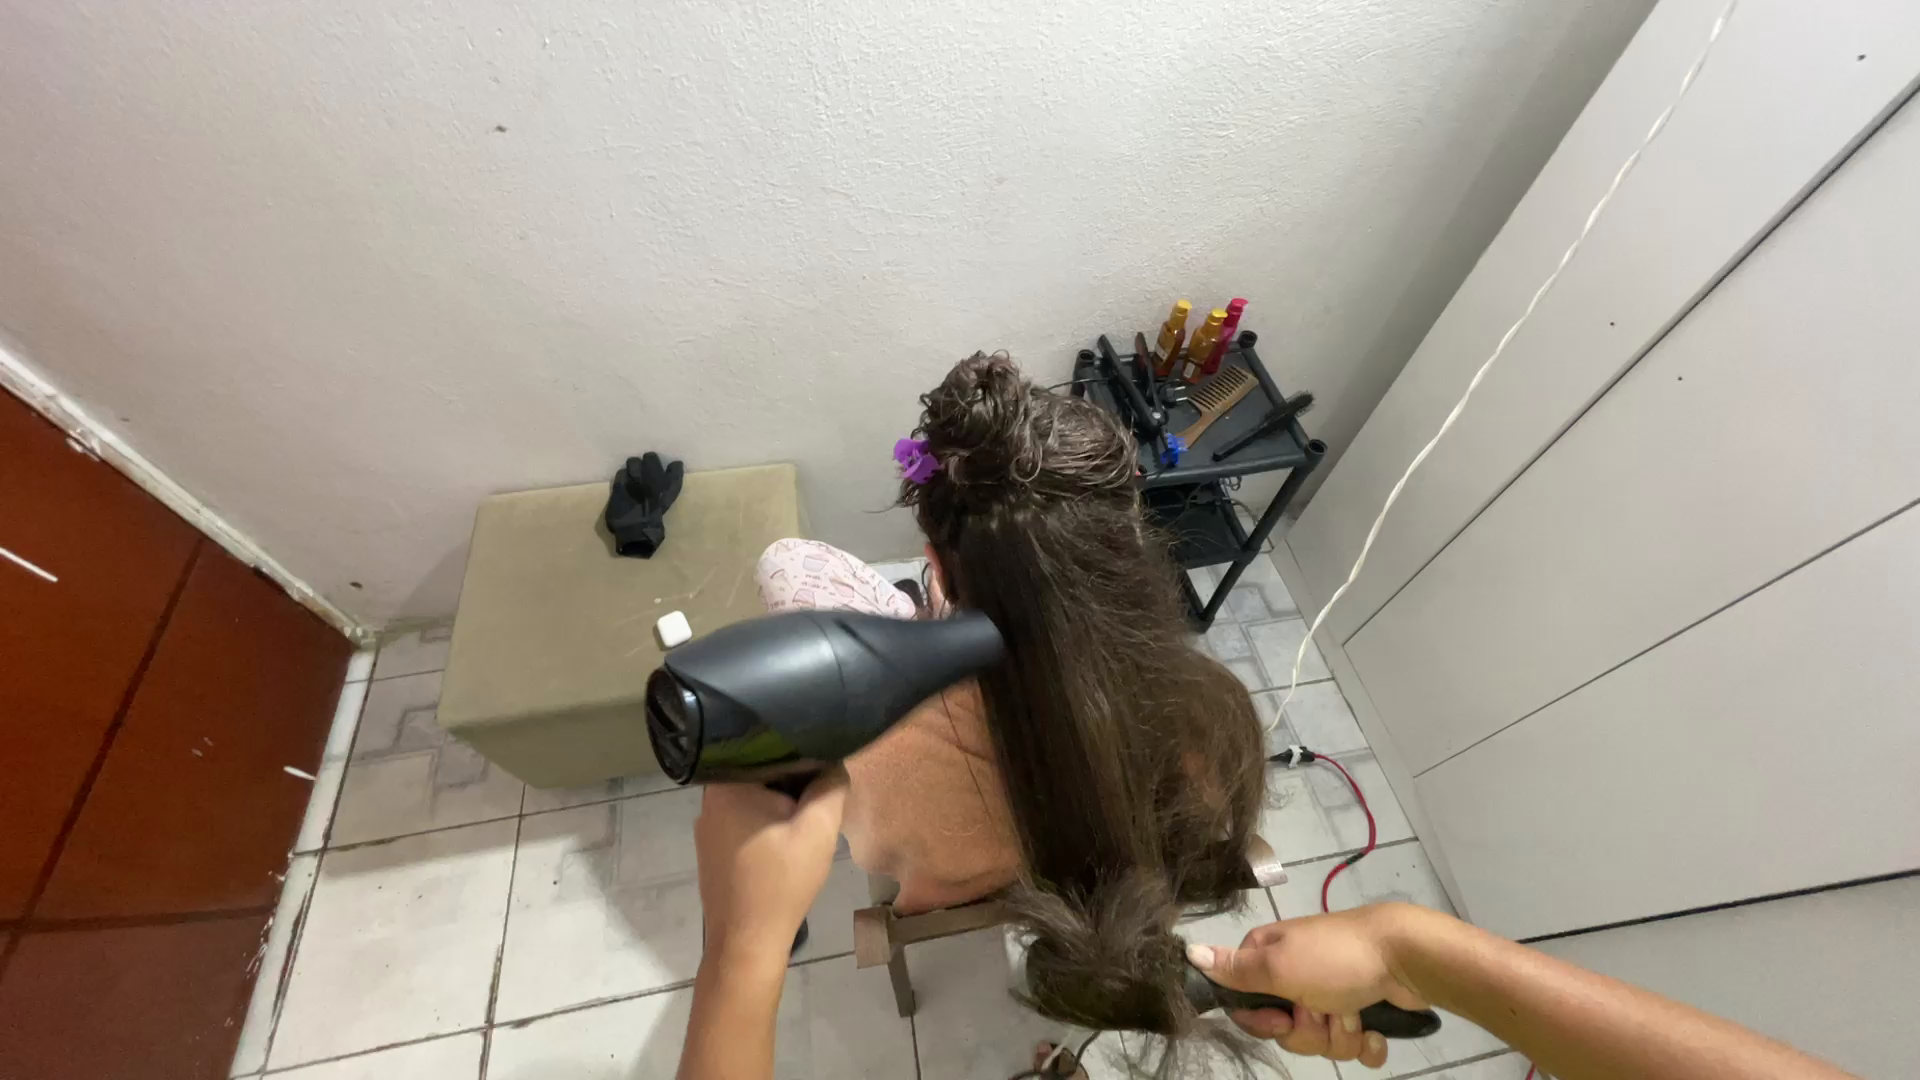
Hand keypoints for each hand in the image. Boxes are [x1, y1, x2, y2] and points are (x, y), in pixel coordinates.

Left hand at [693, 769, 848, 961]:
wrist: (746, 946)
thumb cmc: (781, 882)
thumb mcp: (819, 828)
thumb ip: (832, 784)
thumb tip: (834, 763)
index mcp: (728, 783)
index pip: (771, 747)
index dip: (804, 754)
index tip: (825, 769)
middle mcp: (710, 798)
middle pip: (764, 772)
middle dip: (795, 782)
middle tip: (821, 795)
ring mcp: (708, 826)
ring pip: (756, 796)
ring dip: (782, 804)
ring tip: (806, 817)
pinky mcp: (712, 849)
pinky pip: (746, 818)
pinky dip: (768, 822)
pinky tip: (786, 842)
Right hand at [1187, 903, 1431, 1069]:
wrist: (1404, 957)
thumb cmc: (1334, 958)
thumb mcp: (1279, 966)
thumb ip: (1234, 969)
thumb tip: (1188, 953)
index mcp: (1267, 958)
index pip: (1246, 1004)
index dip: (1264, 1021)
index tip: (1283, 1019)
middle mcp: (1292, 973)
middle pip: (1286, 1029)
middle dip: (1309, 1031)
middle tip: (1324, 1010)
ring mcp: (1327, 992)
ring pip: (1320, 1041)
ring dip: (1340, 1036)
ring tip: (1355, 1014)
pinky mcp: (1359, 1008)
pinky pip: (1353, 1046)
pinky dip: (1365, 1043)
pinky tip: (1375, 1030)